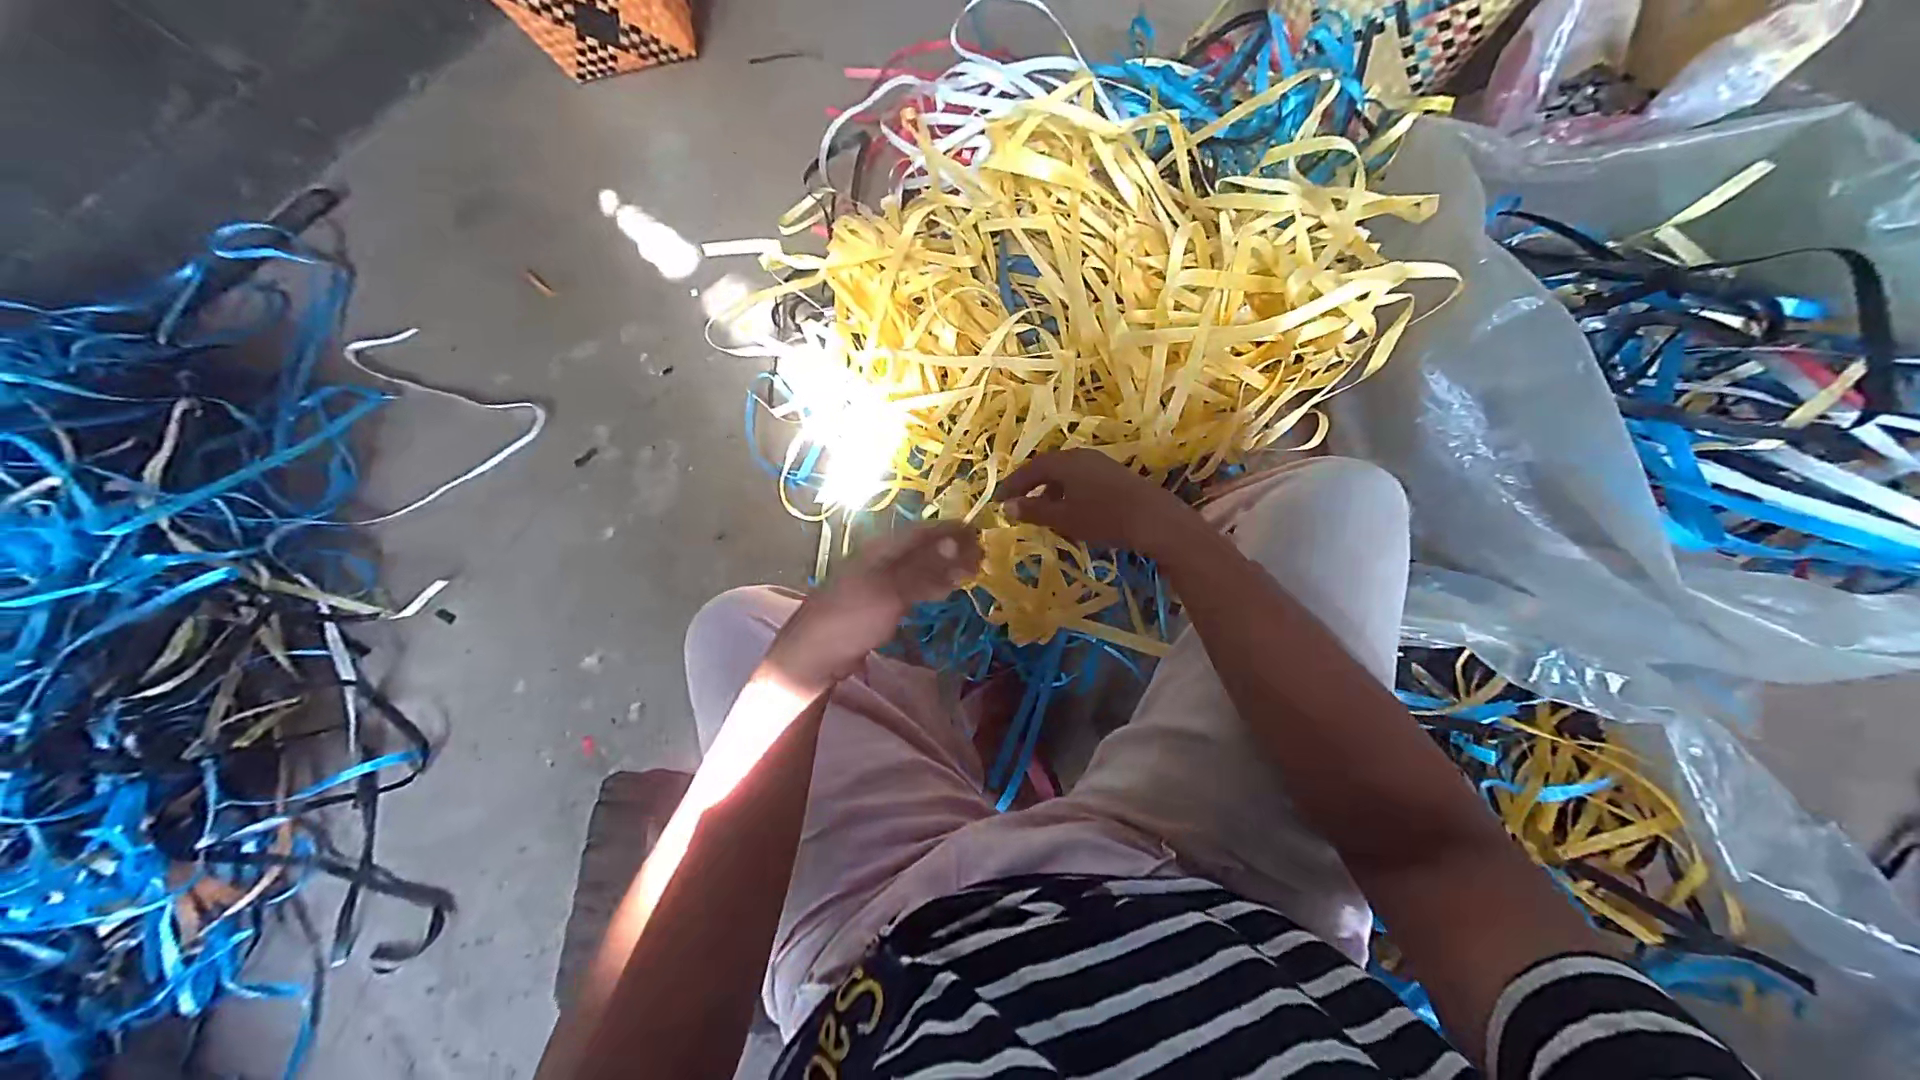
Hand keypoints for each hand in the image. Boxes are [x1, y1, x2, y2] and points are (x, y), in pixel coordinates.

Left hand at [764, 522, 980, 695]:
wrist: (815, 654)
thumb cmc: (852, 617)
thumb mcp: (891, 590)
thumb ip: (925, 567)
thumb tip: (958, 541)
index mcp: (881, 549)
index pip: (924, 531)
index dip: (952, 530)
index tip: (981, 535)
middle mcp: (880, 559)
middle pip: (922, 547)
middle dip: (952, 549)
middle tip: (982, 557)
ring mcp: (878, 581)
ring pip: (918, 567)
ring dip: (944, 567)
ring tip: (970, 572)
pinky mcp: (878, 603)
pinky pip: (911, 587)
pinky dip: (931, 585)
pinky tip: (942, 591)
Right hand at [994, 449, 1201, 556]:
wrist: (1154, 519)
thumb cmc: (1103, 517)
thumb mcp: (1063, 518)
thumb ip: (1033, 511)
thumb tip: (1007, 507)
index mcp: (1064, 462)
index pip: (1030, 469)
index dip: (1012, 485)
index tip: (998, 500)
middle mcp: (1081, 456)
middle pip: (1048, 468)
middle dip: (1030, 486)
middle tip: (1017, 504)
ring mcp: (1100, 463)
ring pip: (1066, 474)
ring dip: (1050, 491)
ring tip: (1042, 512)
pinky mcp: (1114, 475)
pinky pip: (1081, 479)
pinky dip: (1068, 493)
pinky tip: (1070, 511)